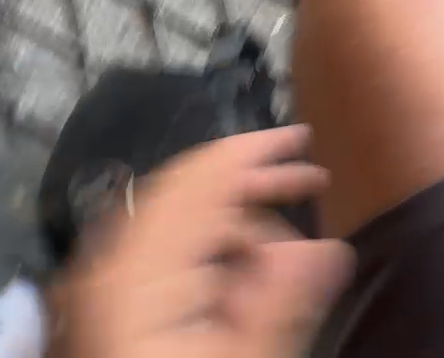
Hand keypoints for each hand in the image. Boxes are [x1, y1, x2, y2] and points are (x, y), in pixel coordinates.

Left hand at [51, 126, 352, 357]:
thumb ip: (280, 306)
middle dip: (258, 179)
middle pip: (194, 188)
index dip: (255, 149)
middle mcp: (117, 263)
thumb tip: (330, 250)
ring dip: (246, 217)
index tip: (302, 137)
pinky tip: (254, 268)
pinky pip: (175, 245)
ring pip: (187, 217)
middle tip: (313, 178)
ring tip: (295, 241)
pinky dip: (219, 243)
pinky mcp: (120, 302)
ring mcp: (114, 281)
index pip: (202, 179)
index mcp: (139, 271)